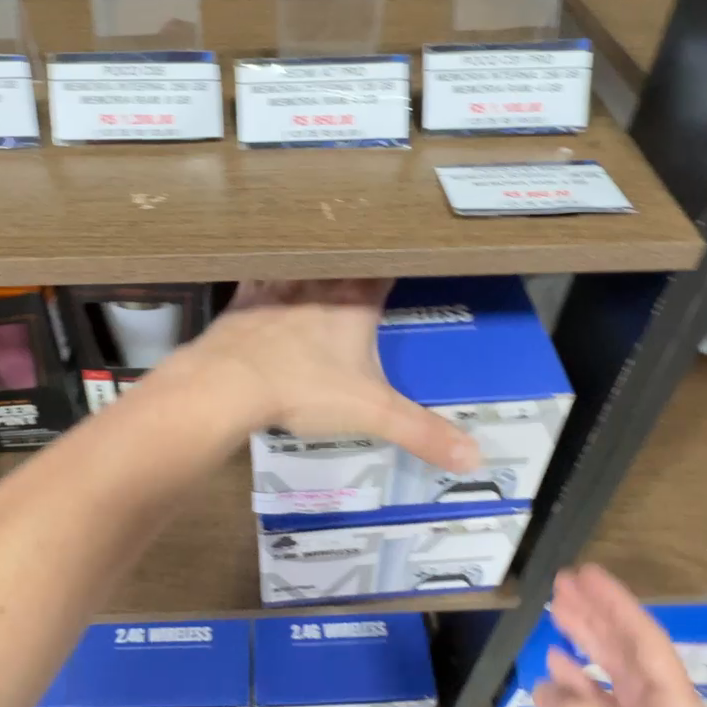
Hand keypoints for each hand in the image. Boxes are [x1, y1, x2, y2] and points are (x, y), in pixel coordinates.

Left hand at [164, 279, 479, 472]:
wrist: (230, 382)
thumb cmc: (305, 390)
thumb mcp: (372, 414)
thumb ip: (423, 432)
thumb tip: (477, 459)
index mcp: (356, 304)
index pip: (384, 271)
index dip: (395, 263)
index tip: (406, 255)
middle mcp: (320, 286)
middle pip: (346, 260)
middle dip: (358, 257)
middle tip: (366, 251)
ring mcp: (280, 287)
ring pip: (305, 258)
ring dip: (315, 255)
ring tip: (322, 248)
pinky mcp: (245, 296)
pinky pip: (261, 271)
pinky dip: (267, 267)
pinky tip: (265, 265)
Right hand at [536, 566, 706, 706]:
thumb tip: (550, 682)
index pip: (649, 644)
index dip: (616, 603)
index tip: (586, 572)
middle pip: (632, 654)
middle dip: (597, 616)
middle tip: (561, 583)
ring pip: (618, 679)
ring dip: (586, 644)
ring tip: (555, 614)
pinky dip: (581, 686)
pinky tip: (556, 670)